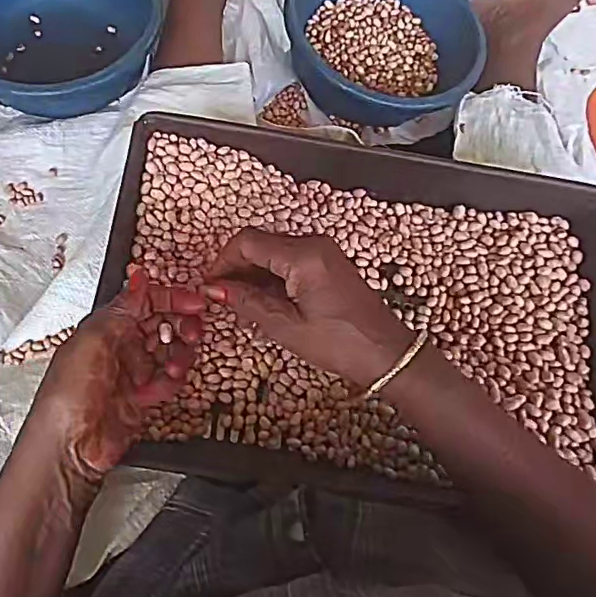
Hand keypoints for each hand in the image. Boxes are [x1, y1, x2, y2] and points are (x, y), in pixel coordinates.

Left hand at [32, 268, 203, 488]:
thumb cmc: (68, 394)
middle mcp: (120, 346)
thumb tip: (139, 276)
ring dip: (180, 353)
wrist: (68, 446)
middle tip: (193, 332)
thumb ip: (122, 307)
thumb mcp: (94, 341)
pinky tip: (170, 380)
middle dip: (181, 325)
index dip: (170, 299)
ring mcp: (132, 372)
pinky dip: (174, 378)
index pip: (144, 302)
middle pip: (161, 324)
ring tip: (178, 363)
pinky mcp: (142, 398)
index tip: (194, 303)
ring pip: (170, 351)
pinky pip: (168, 379)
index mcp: (105, 327)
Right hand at [204, 229, 415, 388]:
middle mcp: (314, 244)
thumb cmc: (340, 343)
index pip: (247, 242)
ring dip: (253, 275)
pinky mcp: (329, 264)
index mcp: (303, 255)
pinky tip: (265, 304)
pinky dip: (272, 279)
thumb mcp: (285, 326)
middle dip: (236, 269)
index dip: (222, 263)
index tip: (210, 287)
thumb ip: (246, 302)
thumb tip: (213, 289)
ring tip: (242, 308)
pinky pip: (290, 262)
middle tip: (222, 301)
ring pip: (273, 253)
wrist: (386, 354)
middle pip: (260, 244)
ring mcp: (324, 252)